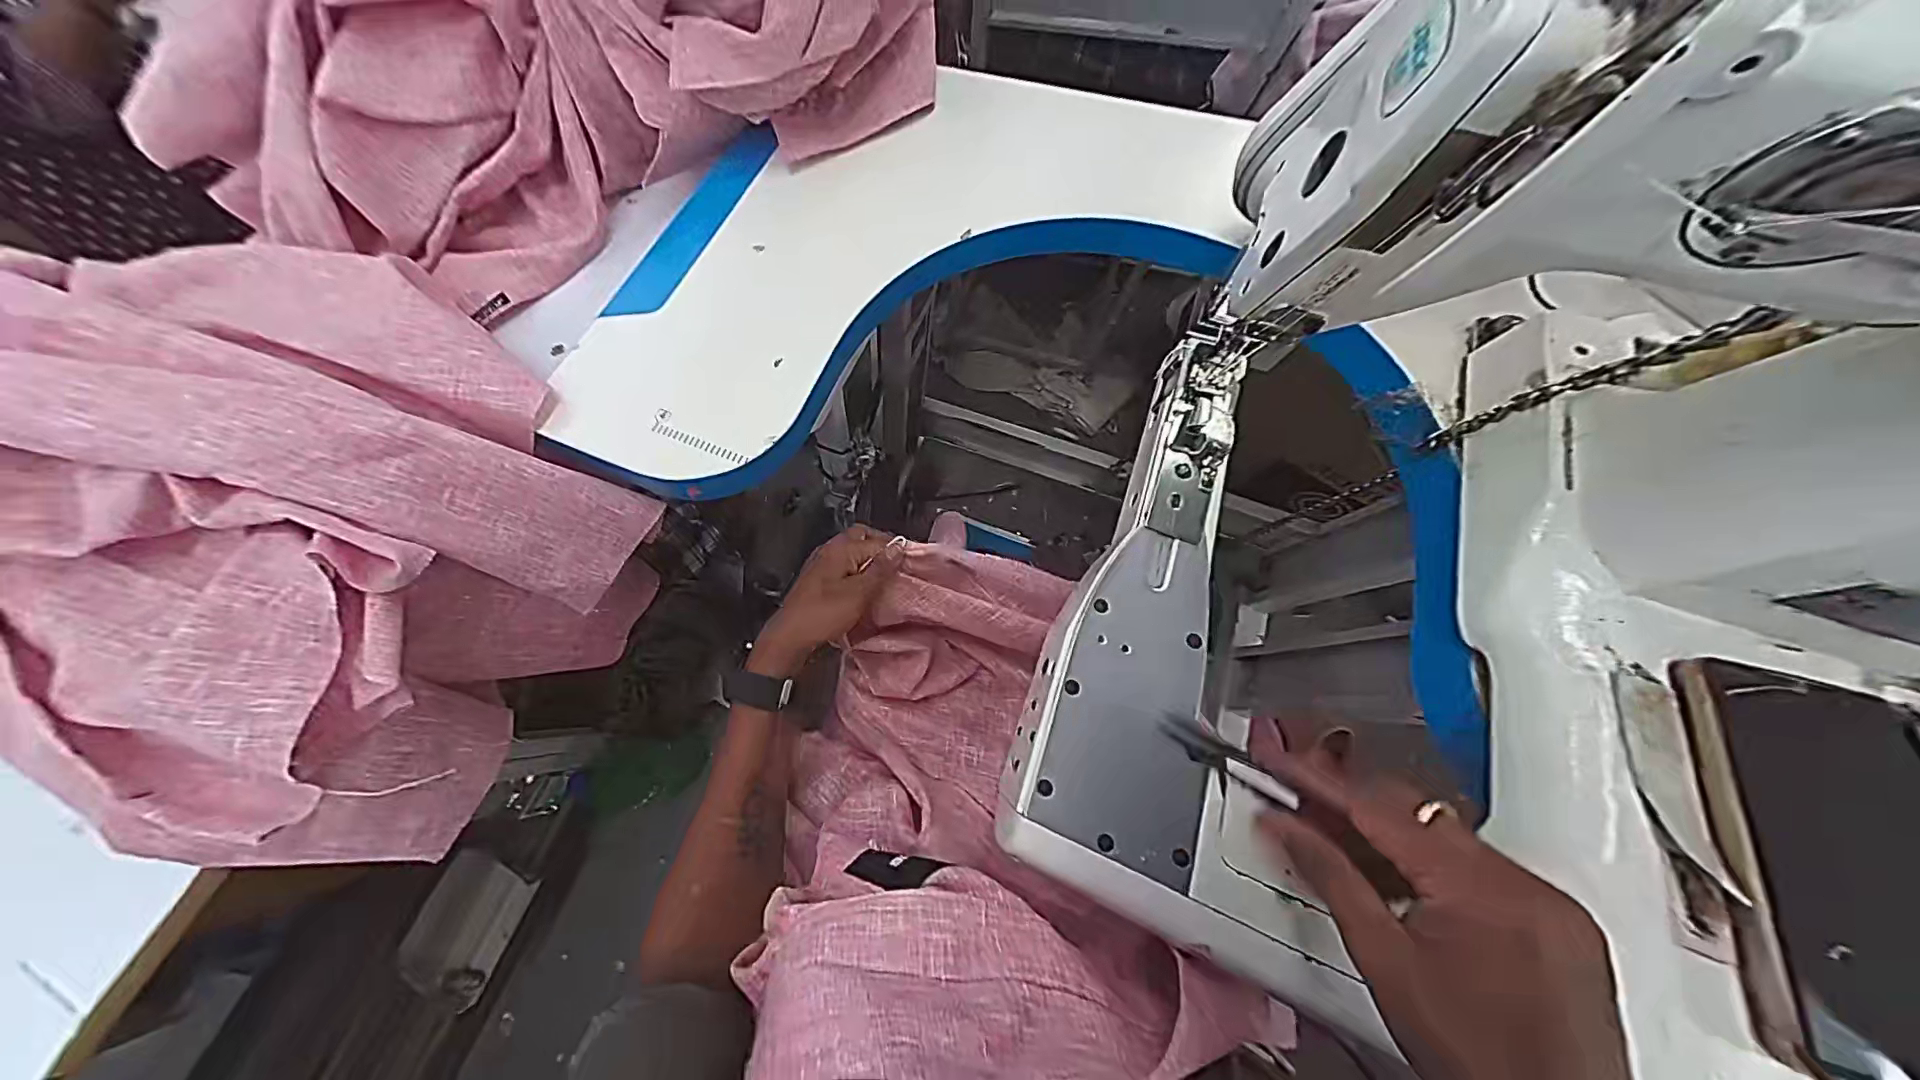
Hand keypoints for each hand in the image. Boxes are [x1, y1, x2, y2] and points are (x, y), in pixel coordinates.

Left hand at [749, 525, 904, 676]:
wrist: (789, 638)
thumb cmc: (824, 614)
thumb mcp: (859, 593)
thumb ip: (880, 569)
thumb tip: (899, 547)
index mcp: (841, 548)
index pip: (878, 540)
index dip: (898, 550)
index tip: (914, 563)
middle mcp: (829, 550)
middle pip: (862, 537)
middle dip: (882, 547)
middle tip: (899, 564)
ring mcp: (822, 564)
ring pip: (852, 552)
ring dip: (869, 560)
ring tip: (886, 577)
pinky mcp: (818, 579)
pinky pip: (844, 565)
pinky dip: (858, 571)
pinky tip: (866, 587)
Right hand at [1254, 727, 1631, 1079]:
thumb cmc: (1477, 1060)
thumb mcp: (1384, 960)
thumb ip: (1332, 877)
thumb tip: (1288, 827)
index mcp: (1482, 889)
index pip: (1380, 810)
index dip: (1321, 785)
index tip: (1284, 767)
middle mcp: (1526, 885)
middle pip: (1414, 812)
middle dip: (1350, 800)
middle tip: (1298, 793)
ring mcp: (1547, 902)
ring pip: (1445, 835)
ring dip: (1385, 830)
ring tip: (1332, 831)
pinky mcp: (1556, 921)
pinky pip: (1476, 865)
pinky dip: (1424, 859)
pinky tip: (1389, 870)